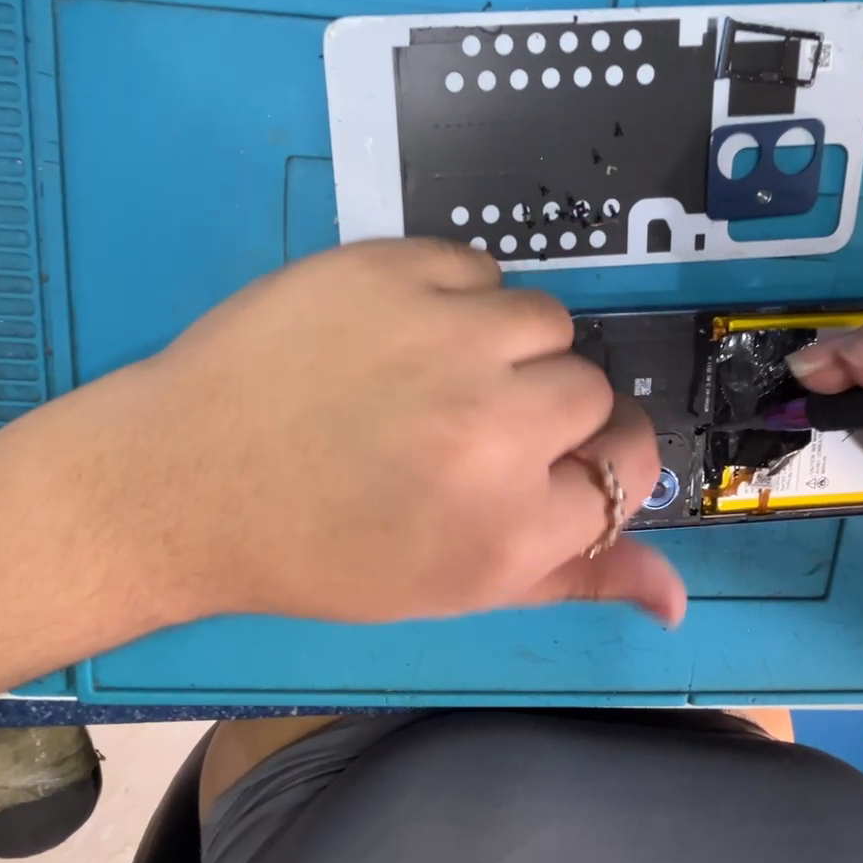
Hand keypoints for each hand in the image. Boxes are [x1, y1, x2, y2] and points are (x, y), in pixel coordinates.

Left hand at [52, 239, 685, 626]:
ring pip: (545, 320)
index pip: (621, 476)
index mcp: (509, 527)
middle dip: (545, 414)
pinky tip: (397, 335)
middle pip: (591, 393)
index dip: (583, 472)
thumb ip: (572, 581)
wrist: (185, 477)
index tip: (545, 470)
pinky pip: (478, 270)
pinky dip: (456, 299)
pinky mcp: (392, 266)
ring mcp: (443, 333)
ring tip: (435, 376)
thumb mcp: (450, 588)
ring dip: (507, 349)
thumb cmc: (318, 551)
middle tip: (469, 429)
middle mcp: (494, 424)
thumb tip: (676, 595)